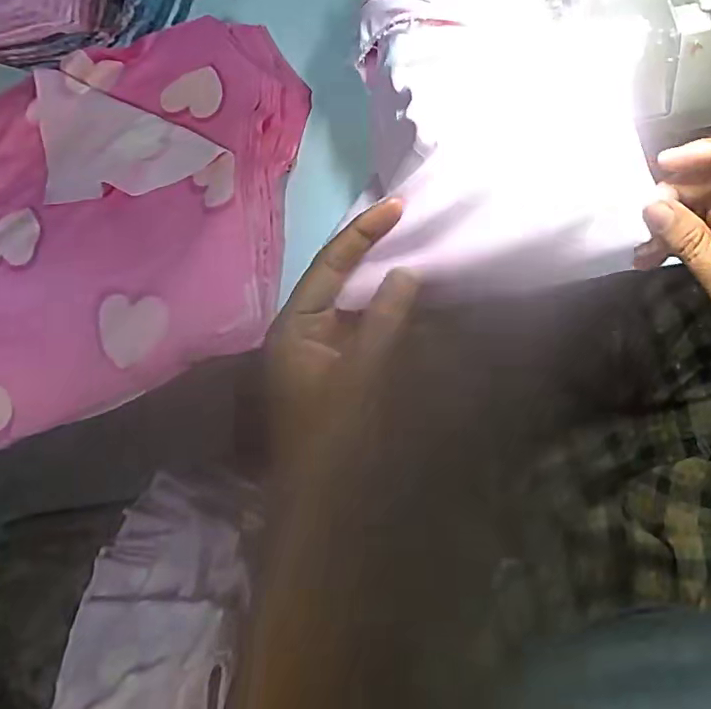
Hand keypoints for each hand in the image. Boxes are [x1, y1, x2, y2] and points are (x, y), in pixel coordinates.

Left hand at [264, 198, 418, 466]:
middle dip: (373, 252)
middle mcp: (303, 330)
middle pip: (340, 278)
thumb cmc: (333, 436)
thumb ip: (385, 320)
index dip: (364, 232)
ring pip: (355, 303)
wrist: (321, 505)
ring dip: (385, 283)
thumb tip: (406, 274)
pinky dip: (389, 315)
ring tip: (416, 252)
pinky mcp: (339, 367)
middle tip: (407, 221)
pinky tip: (416, 303)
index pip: (329, 264)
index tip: (397, 205)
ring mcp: (321, 349)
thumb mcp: (362, 372)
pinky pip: (365, 328)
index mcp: (295, 325)